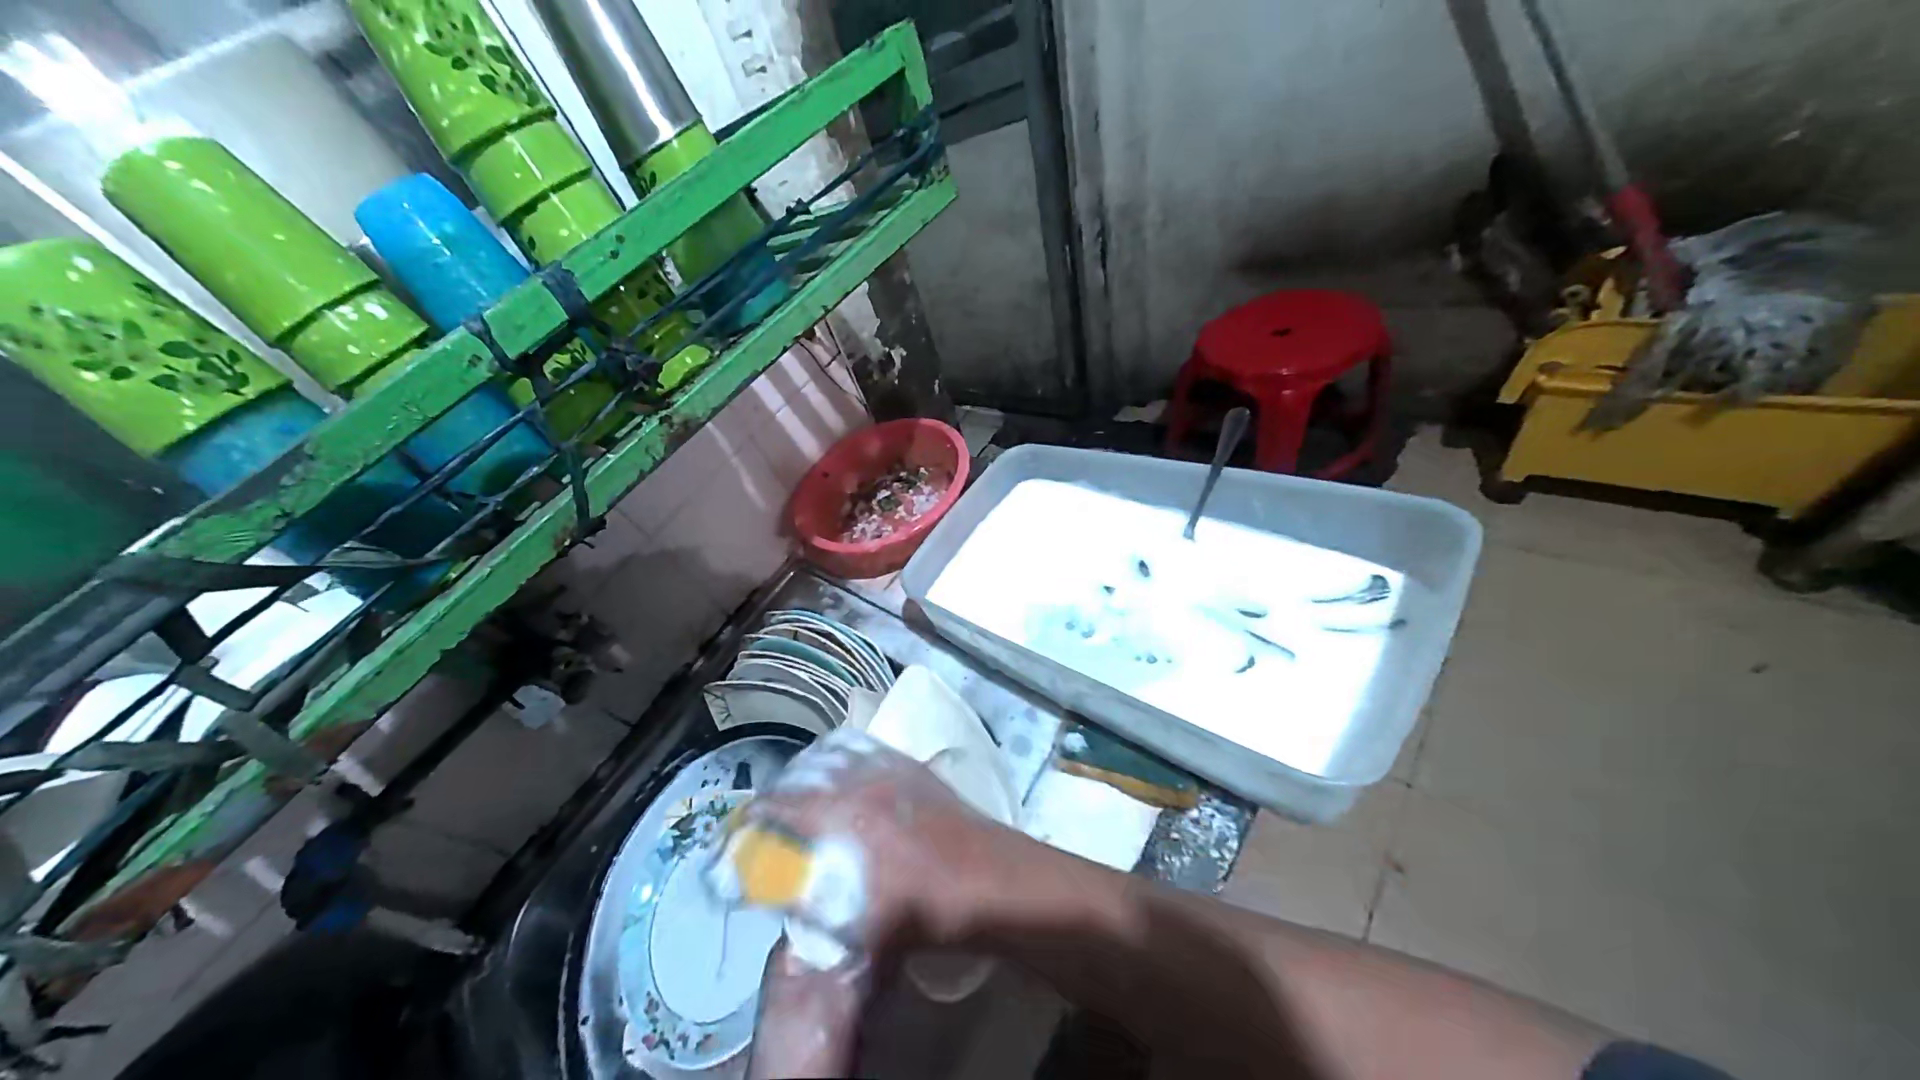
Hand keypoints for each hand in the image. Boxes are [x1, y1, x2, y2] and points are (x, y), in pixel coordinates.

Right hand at [739, 729, 1027, 1078]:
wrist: (985, 880)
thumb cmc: (918, 912)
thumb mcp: (851, 922)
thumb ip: (805, 900)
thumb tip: (770, 883)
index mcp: (837, 818)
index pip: (774, 809)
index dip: (750, 823)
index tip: (738, 838)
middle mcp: (854, 781)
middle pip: (795, 777)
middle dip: (773, 799)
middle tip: (765, 823)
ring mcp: (882, 765)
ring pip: (825, 754)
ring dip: (802, 774)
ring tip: (796, 796)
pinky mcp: (905, 762)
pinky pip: (858, 745)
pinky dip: (835, 755)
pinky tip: (834, 770)